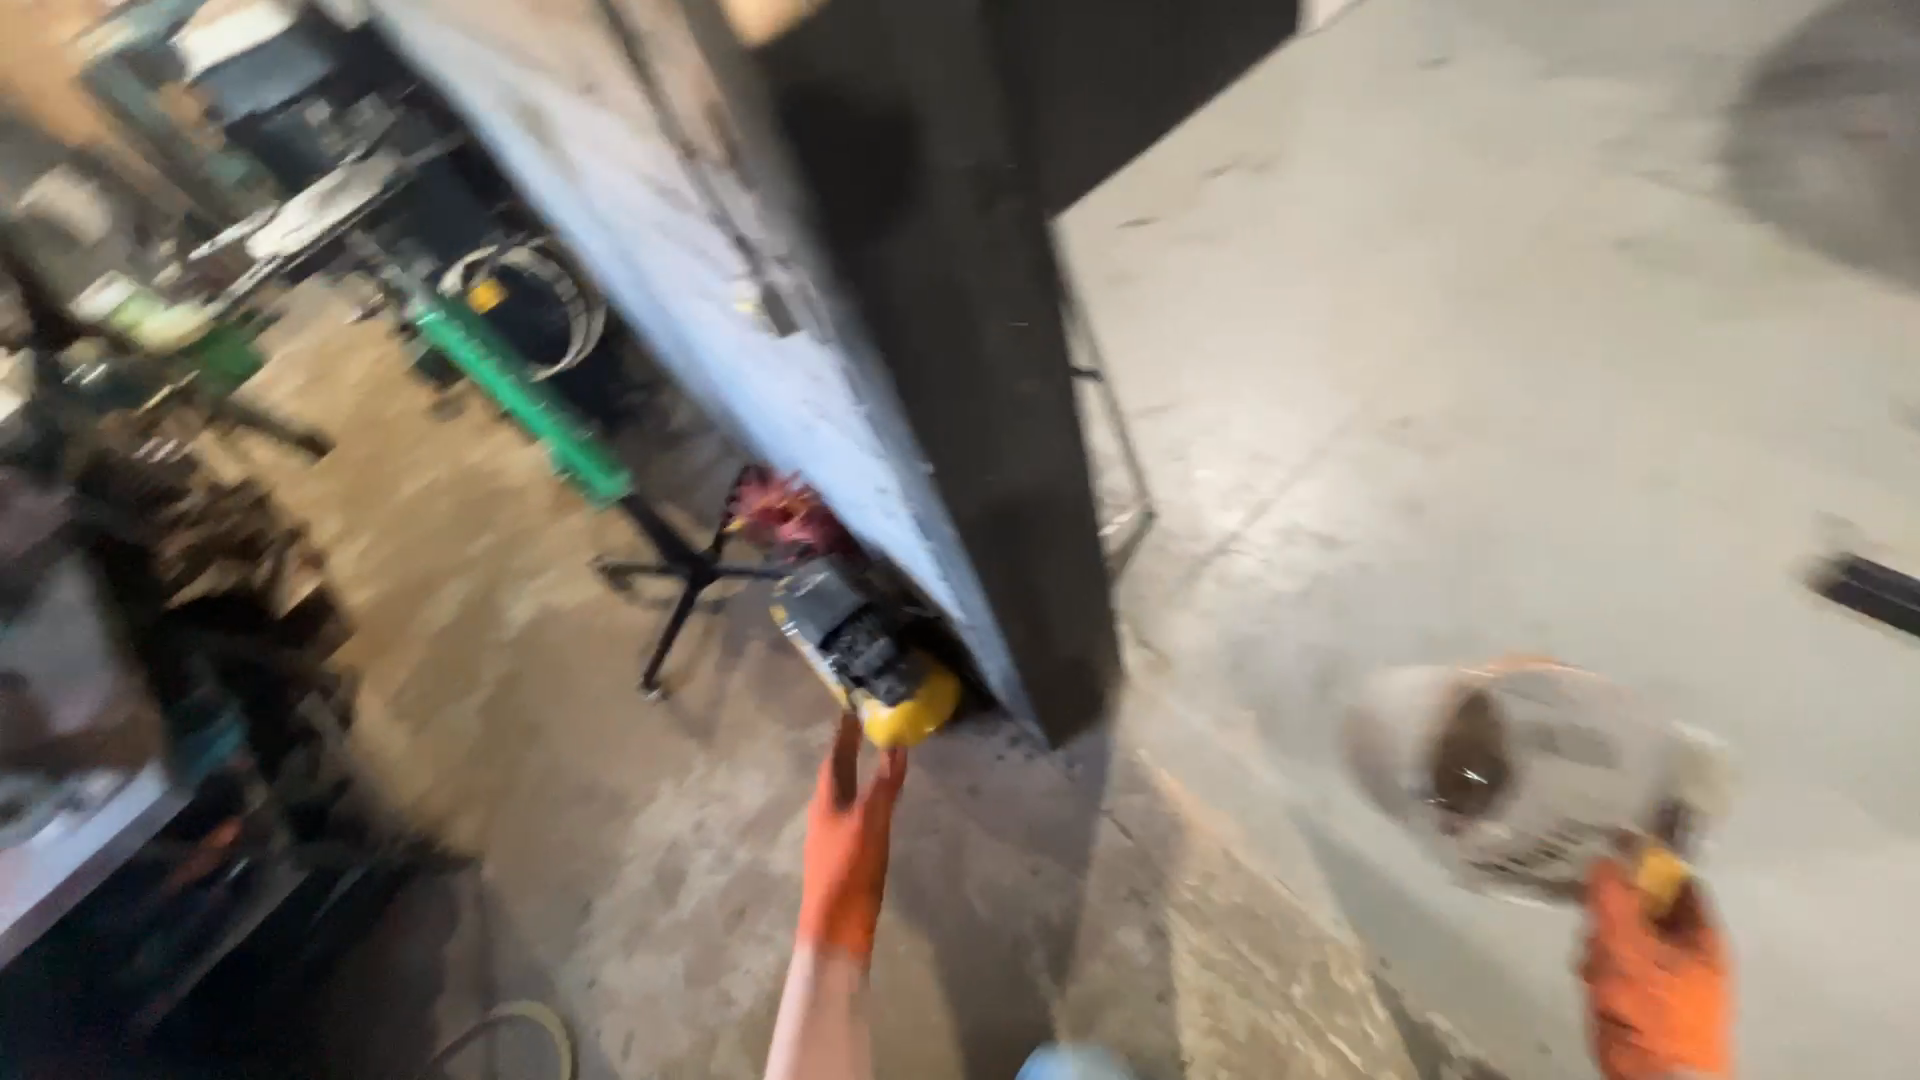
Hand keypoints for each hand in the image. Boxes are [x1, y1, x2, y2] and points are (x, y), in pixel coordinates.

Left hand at [797, 713, 906, 965]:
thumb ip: (883, 784)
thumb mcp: (870, 821)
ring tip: (873, 758)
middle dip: (850, 749)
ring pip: (845, 793)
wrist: (834, 929)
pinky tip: (878, 804)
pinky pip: (855, 813)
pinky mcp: (844, 854)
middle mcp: (826, 812)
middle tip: (865, 726)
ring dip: (857, 773)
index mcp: (826, 800)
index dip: (844, 733)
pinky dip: (866, 797)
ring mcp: (833, 835)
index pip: (835, 756)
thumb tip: (897, 744)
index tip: (852, 708)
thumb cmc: (848, 869)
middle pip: (837, 773)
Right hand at [1581, 856, 1731, 1079]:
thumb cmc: (1652, 1006)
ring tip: (1595, 957)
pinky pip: (1610, 957)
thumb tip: (1605, 855)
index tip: (1609, 850)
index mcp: (1701, 938)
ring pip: (1618, 930)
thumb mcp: (1628, 943)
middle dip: (1609, 909)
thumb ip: (1614, 898)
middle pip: (1640, 904)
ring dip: (1598, 938)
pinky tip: (1593, 975)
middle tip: (1594, 917)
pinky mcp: (1638, 988)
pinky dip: (1597, 961)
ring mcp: (1662, 970)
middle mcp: (1685, 950)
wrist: (1652, 1071)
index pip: (1678, 882)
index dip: (1647, 863)